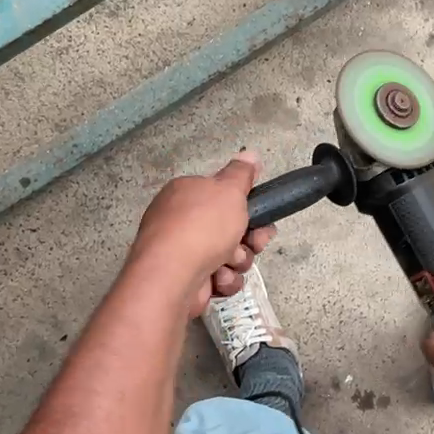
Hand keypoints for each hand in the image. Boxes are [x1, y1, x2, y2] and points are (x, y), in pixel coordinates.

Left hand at [129, 150, 276, 316]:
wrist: (173, 275)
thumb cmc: (202, 226)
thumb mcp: (229, 190)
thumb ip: (242, 173)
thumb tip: (250, 154)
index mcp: (186, 193)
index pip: (222, 196)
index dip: (245, 207)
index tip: (261, 215)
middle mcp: (181, 221)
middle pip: (230, 228)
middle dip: (248, 239)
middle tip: (255, 242)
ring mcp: (183, 252)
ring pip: (229, 255)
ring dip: (238, 260)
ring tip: (229, 262)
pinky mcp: (187, 279)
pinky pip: (219, 277)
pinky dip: (223, 279)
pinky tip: (218, 278)